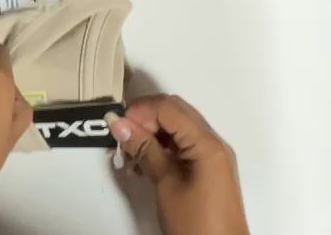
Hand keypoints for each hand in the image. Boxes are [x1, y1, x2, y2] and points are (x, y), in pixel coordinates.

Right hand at [112, 95, 248, 234]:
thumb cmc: (195, 224)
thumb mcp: (166, 185)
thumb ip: (144, 149)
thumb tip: (118, 123)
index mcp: (207, 143)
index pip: (169, 108)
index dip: (140, 110)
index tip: (117, 125)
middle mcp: (213, 143)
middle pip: (174, 112)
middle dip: (145, 119)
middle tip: (122, 135)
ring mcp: (213, 157)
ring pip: (177, 129)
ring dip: (151, 134)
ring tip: (128, 153)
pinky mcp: (208, 171)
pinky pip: (182, 146)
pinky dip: (162, 149)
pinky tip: (142, 165)